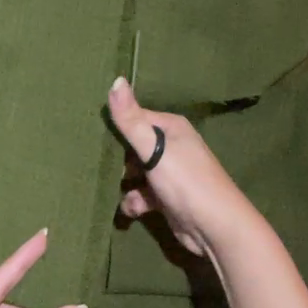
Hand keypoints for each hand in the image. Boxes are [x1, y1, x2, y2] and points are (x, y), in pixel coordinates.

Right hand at [107, 77, 257, 254]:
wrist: (215, 228)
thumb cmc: (185, 181)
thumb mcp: (154, 148)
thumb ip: (130, 119)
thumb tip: (116, 79)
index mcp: (171, 128)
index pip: (134, 117)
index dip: (115, 126)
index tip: (91, 136)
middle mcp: (171, 146)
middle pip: (132, 146)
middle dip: (116, 159)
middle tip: (98, 167)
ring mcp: (170, 173)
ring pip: (134, 172)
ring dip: (123, 184)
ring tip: (114, 190)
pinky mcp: (167, 197)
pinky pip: (141, 194)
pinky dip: (134, 202)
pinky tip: (134, 210)